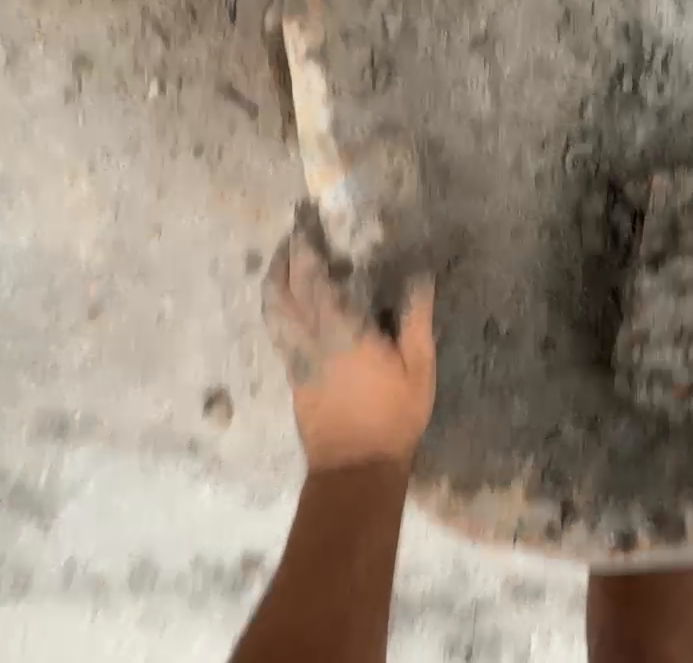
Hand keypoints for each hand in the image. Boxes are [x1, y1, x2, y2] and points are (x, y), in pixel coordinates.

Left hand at [263, 221, 435, 470]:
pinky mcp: (294, 376)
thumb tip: (419, 276)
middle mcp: (309, 342)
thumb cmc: (393, 414)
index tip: (304, 224)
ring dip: (274, 283)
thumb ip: (415, 318)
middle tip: (292, 236)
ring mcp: (296, 361)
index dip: (305, 251)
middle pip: (279, 295)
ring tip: (286, 263)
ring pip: (273, 314)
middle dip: (281, 262)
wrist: (356, 467)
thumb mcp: (418, 366)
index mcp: (340, 334)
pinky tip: (295, 302)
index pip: (313, 282)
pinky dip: (281, 306)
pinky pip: (279, 330)